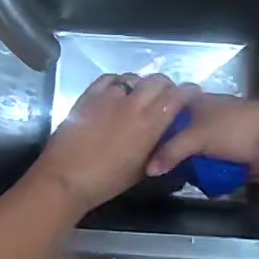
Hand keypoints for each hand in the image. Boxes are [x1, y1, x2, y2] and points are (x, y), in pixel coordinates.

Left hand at [27, 73, 199, 213]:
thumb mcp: (141, 168)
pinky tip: (117, 92)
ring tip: (139, 95)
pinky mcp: (89, 96)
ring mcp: (110, 97)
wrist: (66, 178)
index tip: (193, 95)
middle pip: (158, 80)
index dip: (189, 92)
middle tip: (165, 97)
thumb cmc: (107, 181)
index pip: (179, 95)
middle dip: (166, 86)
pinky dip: (118, 82)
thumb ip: (156, 147)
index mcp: (151, 123)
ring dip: (142, 84)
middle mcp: (134, 104)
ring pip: (134, 77)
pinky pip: (109, 79)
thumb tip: (163, 137)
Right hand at [145, 93, 258, 181]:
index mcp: (197, 102)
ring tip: (168, 177)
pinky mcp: (231, 154)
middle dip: (170, 149)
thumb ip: (171, 152)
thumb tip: (149, 169)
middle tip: (151, 165)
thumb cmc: (235, 129)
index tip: (137, 141)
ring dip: (188, 163)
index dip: (153, 123)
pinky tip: (192, 181)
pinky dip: (204, 172)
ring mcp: (221, 136)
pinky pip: (211, 165)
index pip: (167, 110)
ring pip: (195, 151)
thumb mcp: (196, 137)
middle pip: (180, 134)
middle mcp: (207, 116)